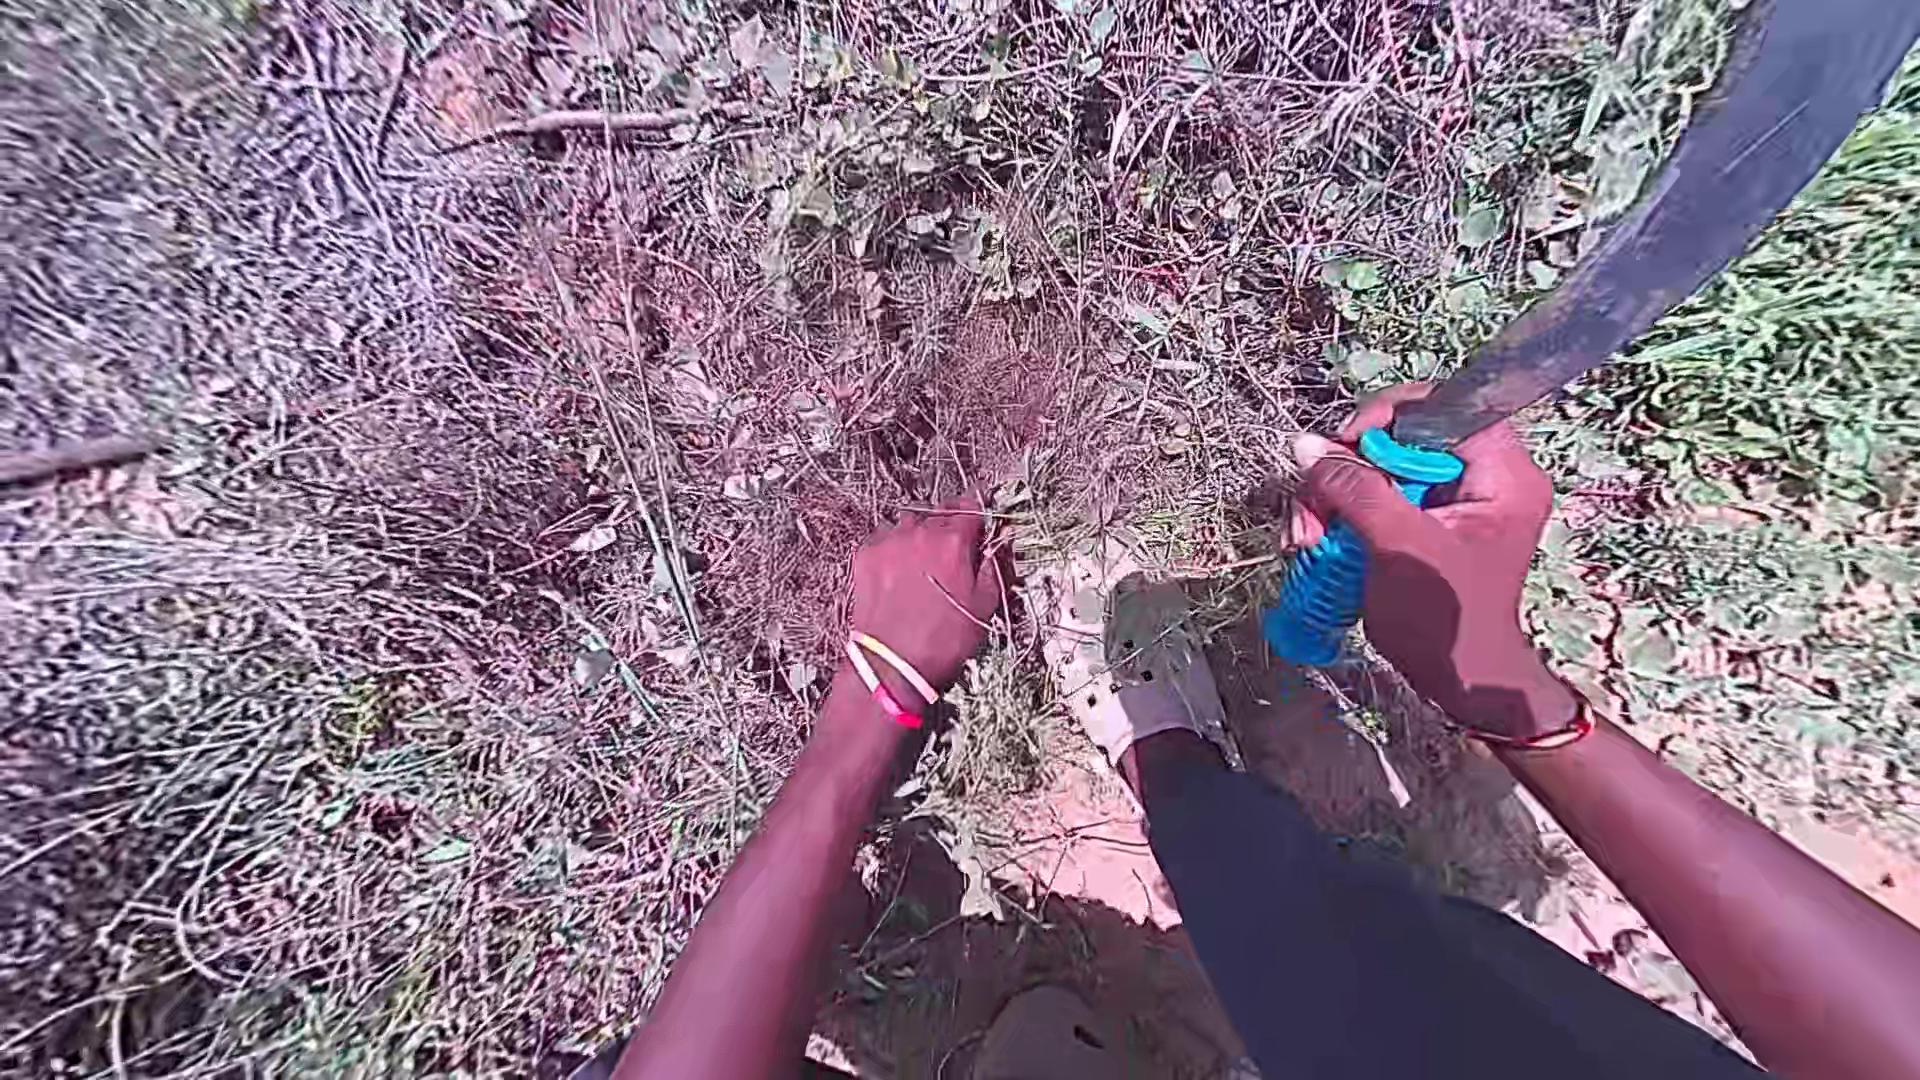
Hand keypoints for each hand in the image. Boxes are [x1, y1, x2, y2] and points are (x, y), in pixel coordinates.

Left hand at [845, 497, 1002, 697]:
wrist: (893, 664)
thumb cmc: (944, 639)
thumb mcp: (985, 605)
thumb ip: (995, 566)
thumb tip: (1001, 542)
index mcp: (953, 541)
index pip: (970, 507)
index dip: (976, 513)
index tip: (977, 520)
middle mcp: (919, 532)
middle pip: (938, 512)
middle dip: (948, 523)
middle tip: (951, 546)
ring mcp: (889, 541)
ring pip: (908, 522)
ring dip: (918, 532)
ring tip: (922, 557)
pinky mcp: (865, 554)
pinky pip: (882, 536)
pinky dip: (892, 544)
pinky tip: (897, 566)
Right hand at [1292, 384, 1575, 737]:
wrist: (1451, 675)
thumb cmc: (1442, 612)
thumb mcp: (1398, 543)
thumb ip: (1354, 489)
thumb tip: (1304, 446)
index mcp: (1498, 475)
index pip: (1447, 408)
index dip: (1392, 415)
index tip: (1347, 443)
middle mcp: (1470, 480)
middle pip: (1395, 441)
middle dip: (1343, 471)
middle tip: (1314, 505)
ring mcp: (1435, 504)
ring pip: (1368, 473)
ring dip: (1325, 500)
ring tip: (1306, 537)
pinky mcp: (1406, 525)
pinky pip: (1360, 501)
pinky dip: (1330, 518)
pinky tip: (1310, 543)